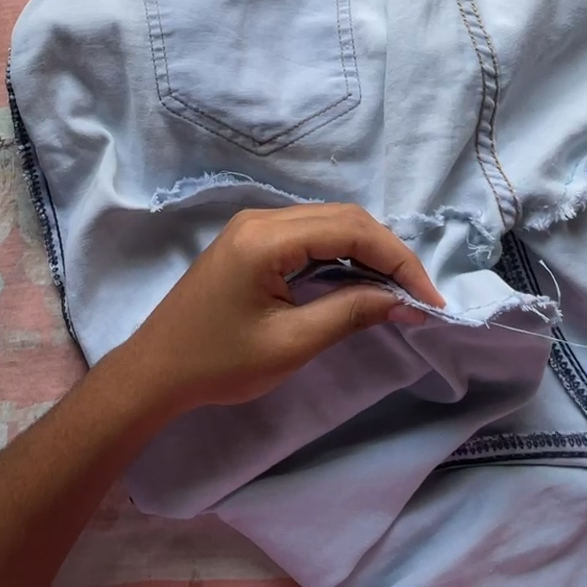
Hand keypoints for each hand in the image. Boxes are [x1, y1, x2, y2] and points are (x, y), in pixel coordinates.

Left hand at [107, 204, 445, 416]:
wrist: (157, 369)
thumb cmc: (220, 362)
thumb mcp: (291, 343)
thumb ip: (350, 312)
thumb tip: (405, 301)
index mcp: (265, 237)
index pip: (350, 229)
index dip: (398, 260)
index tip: (430, 299)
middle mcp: (260, 218)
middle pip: (341, 217)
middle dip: (387, 252)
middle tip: (419, 296)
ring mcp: (252, 226)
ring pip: (327, 222)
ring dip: (366, 250)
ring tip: (398, 290)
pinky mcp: (250, 240)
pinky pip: (307, 234)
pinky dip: (341, 252)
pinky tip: (359, 280)